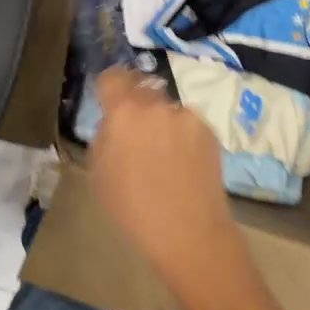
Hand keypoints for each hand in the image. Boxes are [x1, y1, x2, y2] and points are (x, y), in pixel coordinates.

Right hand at [89, 68, 233, 281]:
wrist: (189, 232)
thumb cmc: (133, 208)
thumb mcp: (99, 173)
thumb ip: (105, 136)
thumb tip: (115, 124)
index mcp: (124, 113)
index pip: (113, 77)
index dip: (109, 86)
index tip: (109, 101)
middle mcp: (158, 105)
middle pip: (142, 90)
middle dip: (136, 107)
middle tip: (136, 135)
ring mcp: (187, 116)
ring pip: (167, 110)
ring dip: (161, 123)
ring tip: (163, 156)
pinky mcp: (210, 131)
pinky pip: (187, 125)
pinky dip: (181, 136)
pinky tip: (183, 163)